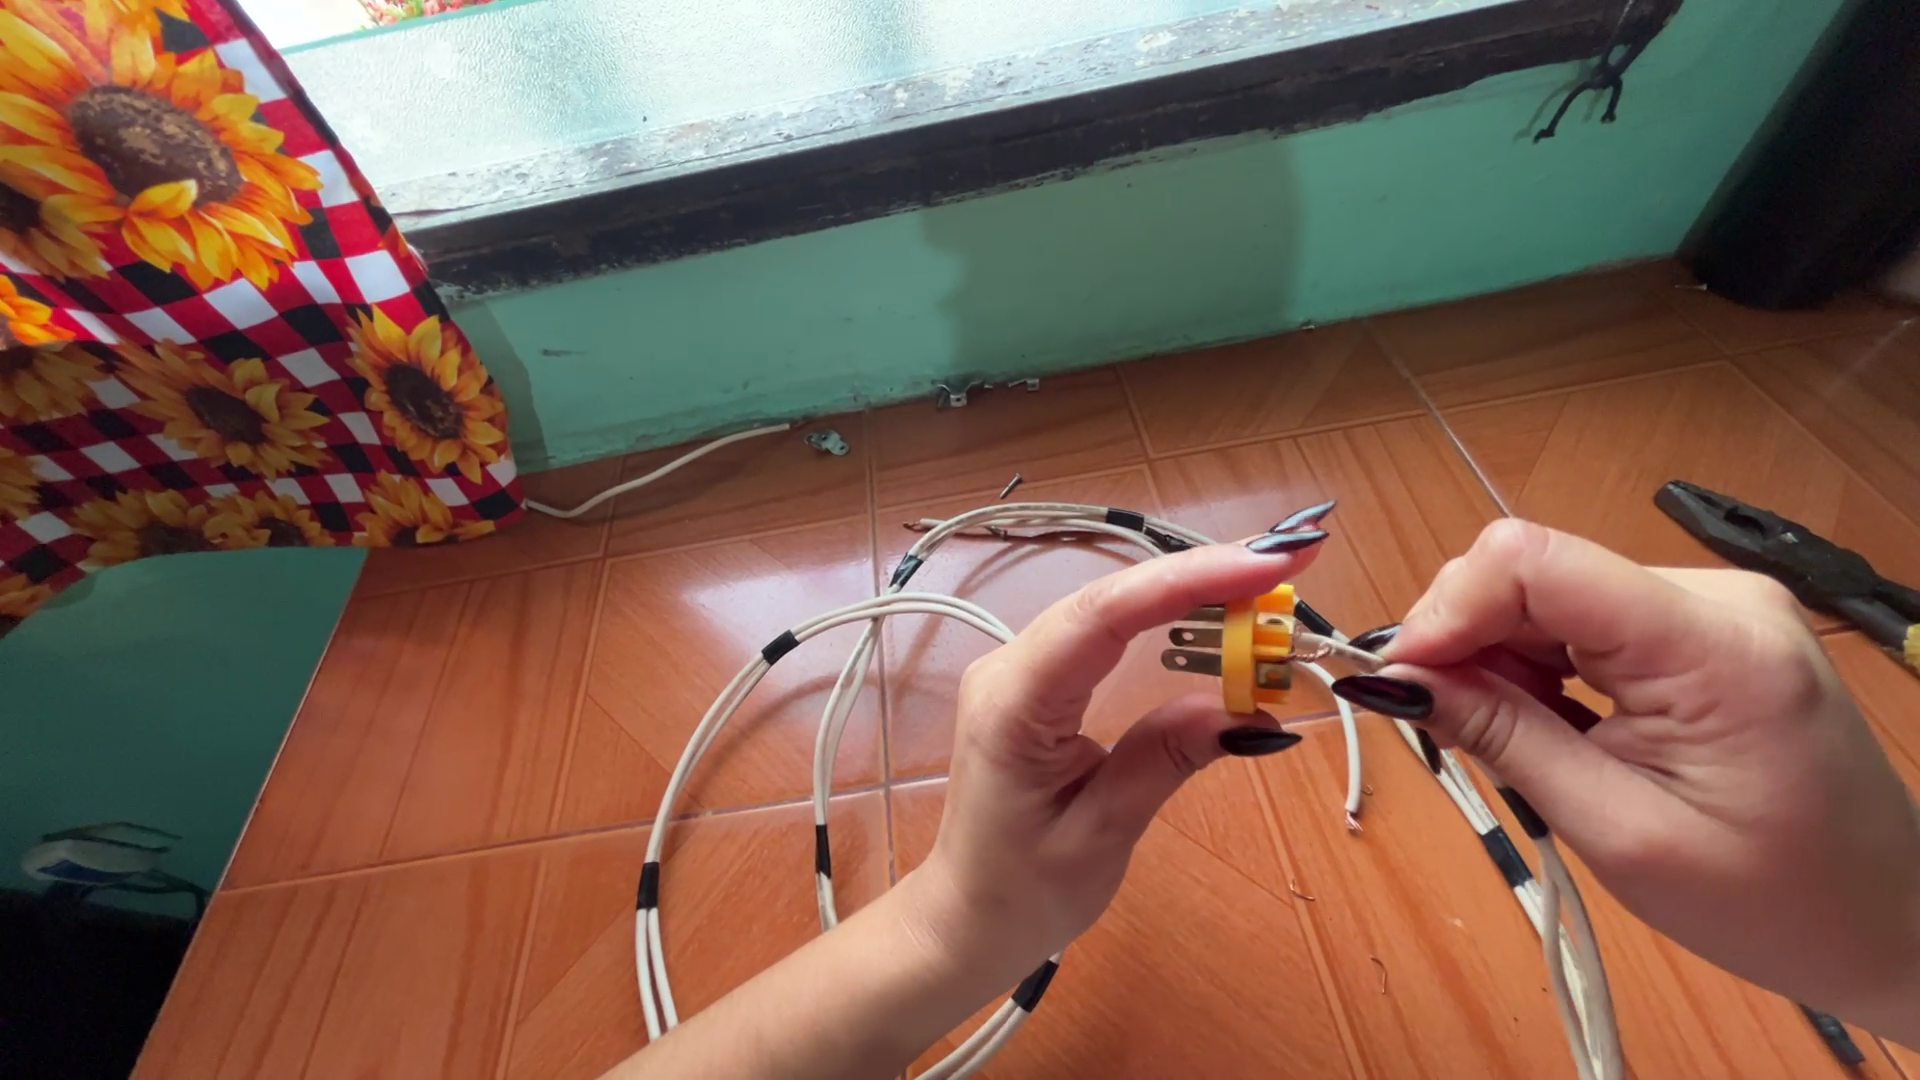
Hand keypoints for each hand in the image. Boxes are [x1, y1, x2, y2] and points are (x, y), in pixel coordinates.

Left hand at [904, 539, 1321, 988]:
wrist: (966, 910)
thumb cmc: (1022, 888)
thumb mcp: (1102, 833)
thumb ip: (1166, 759)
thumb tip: (1252, 711)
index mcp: (1012, 703)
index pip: (1101, 617)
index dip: (1184, 581)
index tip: (1264, 563)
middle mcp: (1007, 666)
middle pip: (1109, 600)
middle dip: (1200, 574)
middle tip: (1289, 555)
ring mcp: (1019, 666)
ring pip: (1110, 608)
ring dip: (1188, 591)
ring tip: (1265, 579)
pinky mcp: (1039, 678)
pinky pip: (1104, 632)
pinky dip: (1163, 618)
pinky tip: (1210, 608)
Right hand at [1380, 519, 1919, 1042]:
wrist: (1901, 930)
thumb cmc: (1773, 903)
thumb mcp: (1614, 830)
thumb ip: (1499, 736)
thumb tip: (1390, 679)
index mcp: (1710, 646)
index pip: (1532, 561)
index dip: (1447, 606)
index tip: (1402, 676)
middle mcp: (1706, 596)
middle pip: (1523, 571)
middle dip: (1461, 639)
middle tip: (1447, 719)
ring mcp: (1698, 603)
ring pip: (1530, 592)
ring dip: (1488, 656)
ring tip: (1509, 733)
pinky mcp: (1683, 621)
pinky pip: (1561, 615)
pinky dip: (1522, 662)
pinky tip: (1541, 716)